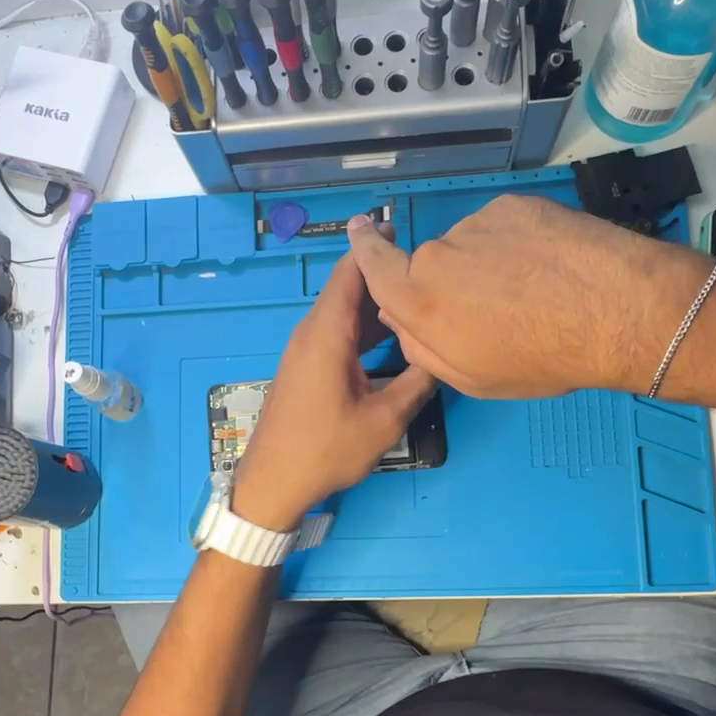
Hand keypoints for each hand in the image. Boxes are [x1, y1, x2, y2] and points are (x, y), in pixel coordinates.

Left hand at [231, 233, 436, 531]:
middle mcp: (312, 333)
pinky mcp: (304, 368)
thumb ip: (417, 384)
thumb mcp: (384, 421)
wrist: (273, 483)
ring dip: (374, 305)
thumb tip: (441, 359)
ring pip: (342, 313)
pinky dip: (361, 327)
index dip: (374, 249)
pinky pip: (335, 333)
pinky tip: (388, 337)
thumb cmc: (326, 450)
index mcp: (327, 334)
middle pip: (347, 289)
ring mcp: (304, 350)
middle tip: (422, 270)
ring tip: (414, 300)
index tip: (402, 232)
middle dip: (381, 276)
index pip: (350, 273)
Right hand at [344, 195, 710, 397]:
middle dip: (448, 285)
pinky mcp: (516, 204)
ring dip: (485, 265)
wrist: (620, 311)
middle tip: (491, 310)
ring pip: (467, 246)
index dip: (364, 248)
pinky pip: (500, 227)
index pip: (374, 266)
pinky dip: (514, 245)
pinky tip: (547, 267)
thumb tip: (398, 315)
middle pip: (429, 265)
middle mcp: (440, 254)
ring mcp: (479, 224)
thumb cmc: (542, 358)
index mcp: (420, 301)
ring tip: (531, 291)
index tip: (360, 230)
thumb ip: (422, 346)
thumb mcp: (471, 378)